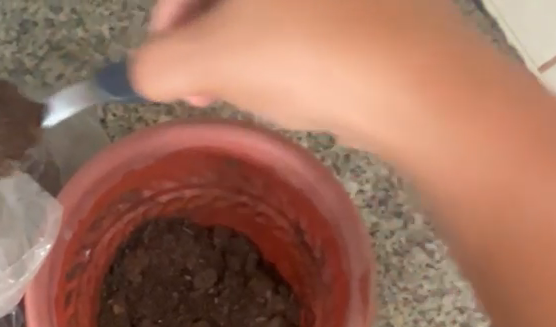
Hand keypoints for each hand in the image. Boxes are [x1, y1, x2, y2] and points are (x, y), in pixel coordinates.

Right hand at [131, 0, 492, 153]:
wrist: (412, 81)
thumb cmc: (305, 56)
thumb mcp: (208, 63)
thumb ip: (155, 64)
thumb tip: (142, 72)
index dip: (167, 23)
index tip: (166, 70)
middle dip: (207, 39)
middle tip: (207, 89)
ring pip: (265, 7)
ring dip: (244, 46)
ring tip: (251, 91)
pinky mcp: (364, 5)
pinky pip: (305, 15)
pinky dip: (286, 43)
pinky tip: (292, 81)